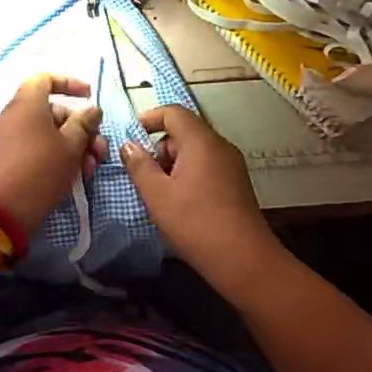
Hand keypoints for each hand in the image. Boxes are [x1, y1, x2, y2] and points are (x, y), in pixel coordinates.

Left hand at [0, 75, 107, 230]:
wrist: (2, 209)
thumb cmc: (41, 169)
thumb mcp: (71, 145)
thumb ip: (84, 124)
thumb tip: (91, 110)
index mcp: (27, 103)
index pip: (45, 78)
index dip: (69, 83)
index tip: (89, 96)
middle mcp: (16, 116)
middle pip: (54, 110)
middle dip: (81, 128)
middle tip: (99, 150)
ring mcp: (11, 138)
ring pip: (50, 133)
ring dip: (75, 147)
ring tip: (90, 169)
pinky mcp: (10, 159)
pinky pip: (38, 148)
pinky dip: (58, 156)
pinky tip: (75, 176)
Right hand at [121, 105, 277, 273]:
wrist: (243, 259)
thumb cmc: (195, 223)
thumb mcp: (157, 195)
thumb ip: (139, 165)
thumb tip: (129, 145)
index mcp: (201, 141)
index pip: (173, 112)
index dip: (149, 118)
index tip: (130, 136)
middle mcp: (220, 146)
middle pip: (185, 132)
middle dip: (159, 148)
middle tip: (142, 175)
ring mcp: (232, 165)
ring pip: (195, 152)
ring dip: (172, 165)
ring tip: (158, 194)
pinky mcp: (236, 184)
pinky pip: (207, 167)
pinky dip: (188, 175)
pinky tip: (180, 203)